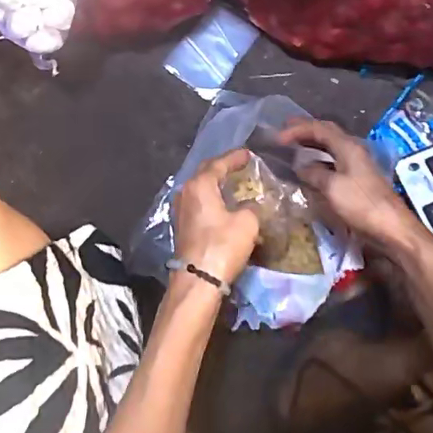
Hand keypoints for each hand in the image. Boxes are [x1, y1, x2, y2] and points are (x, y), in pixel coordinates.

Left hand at [172, 148, 261, 285]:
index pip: (218, 163)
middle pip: (206, 173)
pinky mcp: (181, 225)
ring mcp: (180, 209)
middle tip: (239, 164)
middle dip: (223, 167)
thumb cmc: (222, 245)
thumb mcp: (247, 223)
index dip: (235, 157)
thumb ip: (252, 207)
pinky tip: (222, 204)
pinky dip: (211, 198)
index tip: (248, 153)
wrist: (198, 279)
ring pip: (200, 188)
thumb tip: (250, 206)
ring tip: (233, 183)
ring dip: (216, 184)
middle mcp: (186, 192)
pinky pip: (198, 202)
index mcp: (199, 184)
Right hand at [279, 119, 432, 254]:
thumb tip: (301, 167)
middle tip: (285, 130)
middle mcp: (353, 151)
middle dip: (306, 130)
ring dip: (312, 144)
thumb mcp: (332, 187)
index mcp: (348, 147)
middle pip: (327, 133)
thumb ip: (314, 173)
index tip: (278, 137)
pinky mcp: (358, 180)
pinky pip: (334, 161)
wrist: (392, 229)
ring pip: (331, 147)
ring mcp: (358, 165)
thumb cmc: (361, 204)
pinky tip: (311, 169)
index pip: (319, 129)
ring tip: (295, 146)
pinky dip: (319, 159)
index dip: (297, 129)